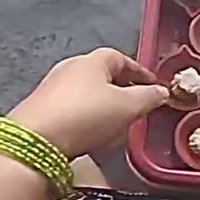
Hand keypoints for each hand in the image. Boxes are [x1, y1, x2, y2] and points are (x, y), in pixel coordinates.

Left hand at [8, 48, 168, 156]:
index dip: (139, 71)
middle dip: (122, 88)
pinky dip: (88, 116)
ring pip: (87, 92)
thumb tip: (162, 91)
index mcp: (92, 61)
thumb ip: (148, 97)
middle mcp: (70, 68)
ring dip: (105, 104)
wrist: (36, 140)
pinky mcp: (41, 109)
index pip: (121, 58)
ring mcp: (52, 88)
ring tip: (118, 122)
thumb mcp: (128, 106)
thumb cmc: (88, 115)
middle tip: (137, 105)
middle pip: (102, 74)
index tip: (153, 86)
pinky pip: (73, 108)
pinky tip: (93, 133)